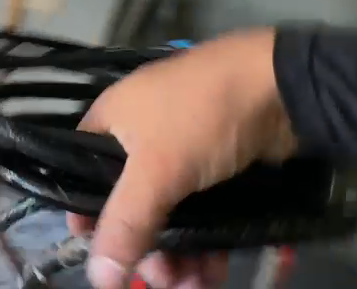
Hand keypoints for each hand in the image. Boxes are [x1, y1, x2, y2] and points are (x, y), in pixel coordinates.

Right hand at [68, 29, 295, 288]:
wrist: (275, 88)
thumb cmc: (200, 117)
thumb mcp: (157, 170)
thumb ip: (125, 222)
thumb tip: (95, 278)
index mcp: (114, 117)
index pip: (81, 167)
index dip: (86, 211)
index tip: (96, 255)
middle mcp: (140, 131)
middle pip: (128, 198)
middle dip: (141, 245)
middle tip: (159, 279)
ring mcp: (180, 148)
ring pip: (166, 210)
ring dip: (175, 253)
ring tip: (190, 287)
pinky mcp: (215, 165)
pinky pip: (198, 210)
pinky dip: (201, 243)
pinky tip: (210, 275)